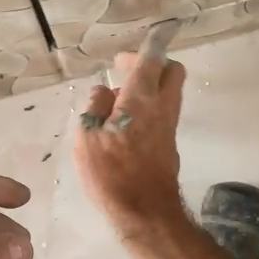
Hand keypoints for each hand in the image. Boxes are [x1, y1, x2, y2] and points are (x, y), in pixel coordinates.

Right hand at [74, 43, 189, 230]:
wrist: (145, 212)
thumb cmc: (111, 173)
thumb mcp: (86, 137)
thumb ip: (94, 107)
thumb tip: (103, 92)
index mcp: (141, 98)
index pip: (152, 60)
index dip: (149, 46)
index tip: (136, 45)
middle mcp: (161, 107)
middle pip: (172, 72)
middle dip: (153, 64)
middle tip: (125, 73)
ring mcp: (168, 127)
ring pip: (168, 93)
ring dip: (148, 88)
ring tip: (116, 103)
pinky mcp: (168, 145)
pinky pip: (162, 114)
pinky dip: (148, 108)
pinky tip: (123, 125)